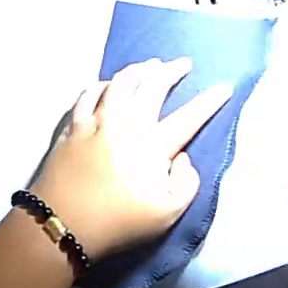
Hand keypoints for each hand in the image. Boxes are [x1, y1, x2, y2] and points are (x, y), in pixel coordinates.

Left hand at [29, 58, 232, 256]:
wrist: (61, 224)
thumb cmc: (117, 222)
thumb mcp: (166, 215)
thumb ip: (186, 184)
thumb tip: (183, 158)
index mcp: (152, 145)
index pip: (189, 117)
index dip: (210, 101)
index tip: (225, 87)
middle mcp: (125, 124)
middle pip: (152, 85)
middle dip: (172, 70)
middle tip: (183, 64)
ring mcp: (96, 122)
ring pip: (119, 82)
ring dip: (138, 69)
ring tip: (149, 65)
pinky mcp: (72, 126)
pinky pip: (89, 94)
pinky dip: (103, 85)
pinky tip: (107, 85)